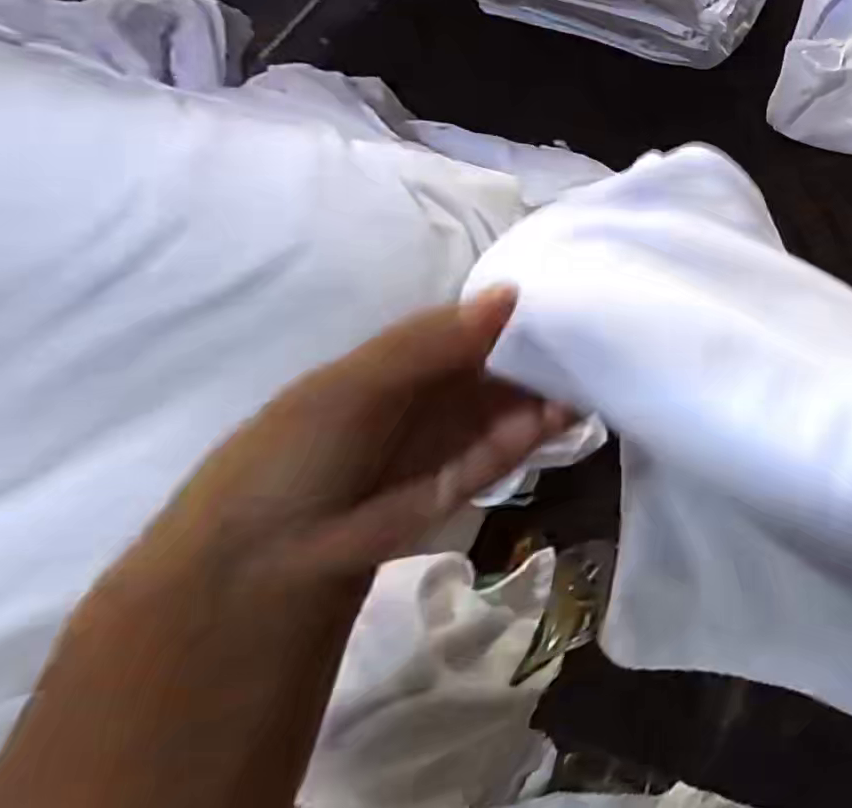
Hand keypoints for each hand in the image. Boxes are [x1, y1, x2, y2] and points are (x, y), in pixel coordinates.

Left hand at [151, 284, 574, 584]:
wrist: (261, 560)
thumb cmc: (296, 452)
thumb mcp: (356, 382)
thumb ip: (431, 340)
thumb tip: (512, 292)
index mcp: (403, 360)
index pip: (472, 327)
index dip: (515, 316)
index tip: (563, 304)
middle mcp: (432, 395)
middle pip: (501, 367)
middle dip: (542, 358)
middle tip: (590, 346)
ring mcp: (451, 440)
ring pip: (510, 408)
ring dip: (545, 399)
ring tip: (584, 386)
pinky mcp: (466, 482)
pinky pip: (504, 451)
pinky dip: (530, 436)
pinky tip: (555, 419)